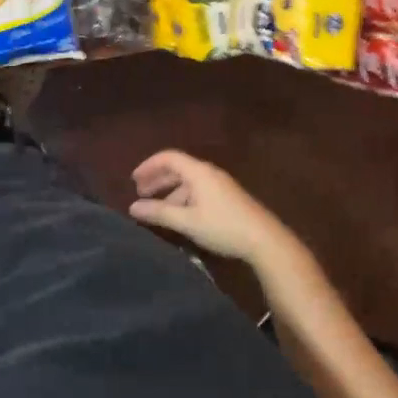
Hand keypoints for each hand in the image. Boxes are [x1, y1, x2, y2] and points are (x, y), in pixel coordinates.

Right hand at [129, 150, 299, 267]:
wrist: (265, 240)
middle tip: (141, 194)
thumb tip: (132, 207)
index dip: (149, 166)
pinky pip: (199, 191)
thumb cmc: (223, 227)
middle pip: (178, 169)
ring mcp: (220, 185)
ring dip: (170, 192)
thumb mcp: (187, 221)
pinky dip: (183, 199)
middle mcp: (209, 173)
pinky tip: (180, 217)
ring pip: (189, 182)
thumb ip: (159, 213)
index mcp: (199, 172)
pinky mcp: (228, 198)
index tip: (133, 180)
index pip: (168, 158)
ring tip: (158, 210)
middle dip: (157, 179)